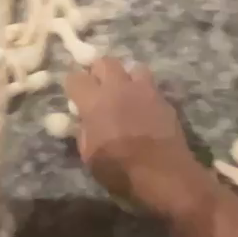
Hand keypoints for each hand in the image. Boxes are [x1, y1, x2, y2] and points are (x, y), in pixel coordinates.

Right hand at [63, 58, 209, 216]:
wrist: (164, 174)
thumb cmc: (120, 169)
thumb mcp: (89, 156)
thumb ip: (84, 131)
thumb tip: (84, 120)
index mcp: (94, 101)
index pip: (75, 78)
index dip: (73, 86)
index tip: (75, 97)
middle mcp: (118, 88)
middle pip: (104, 62)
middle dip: (98, 72)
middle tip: (98, 88)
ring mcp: (144, 90)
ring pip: (132, 67)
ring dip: (126, 77)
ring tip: (125, 93)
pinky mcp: (164, 99)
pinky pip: (151, 86)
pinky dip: (144, 92)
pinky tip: (144, 108)